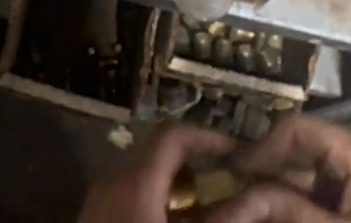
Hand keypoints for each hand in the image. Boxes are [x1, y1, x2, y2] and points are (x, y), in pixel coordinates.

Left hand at [77, 124, 235, 222]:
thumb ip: (221, 221)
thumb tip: (256, 201)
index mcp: (136, 182)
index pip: (173, 136)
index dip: (208, 138)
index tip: (237, 155)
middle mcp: (112, 180)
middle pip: (157, 150)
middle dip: (195, 161)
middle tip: (228, 180)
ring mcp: (98, 200)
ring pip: (142, 172)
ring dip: (176, 182)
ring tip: (208, 207)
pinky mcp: (94, 219)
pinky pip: (129, 193)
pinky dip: (156, 198)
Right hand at [208, 116, 350, 222]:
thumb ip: (288, 212)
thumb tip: (239, 197)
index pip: (296, 130)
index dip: (259, 148)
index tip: (228, 172)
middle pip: (306, 150)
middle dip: (271, 174)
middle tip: (237, 199)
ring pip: (319, 174)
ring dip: (288, 192)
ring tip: (259, 212)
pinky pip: (337, 192)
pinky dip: (312, 204)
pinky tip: (291, 218)